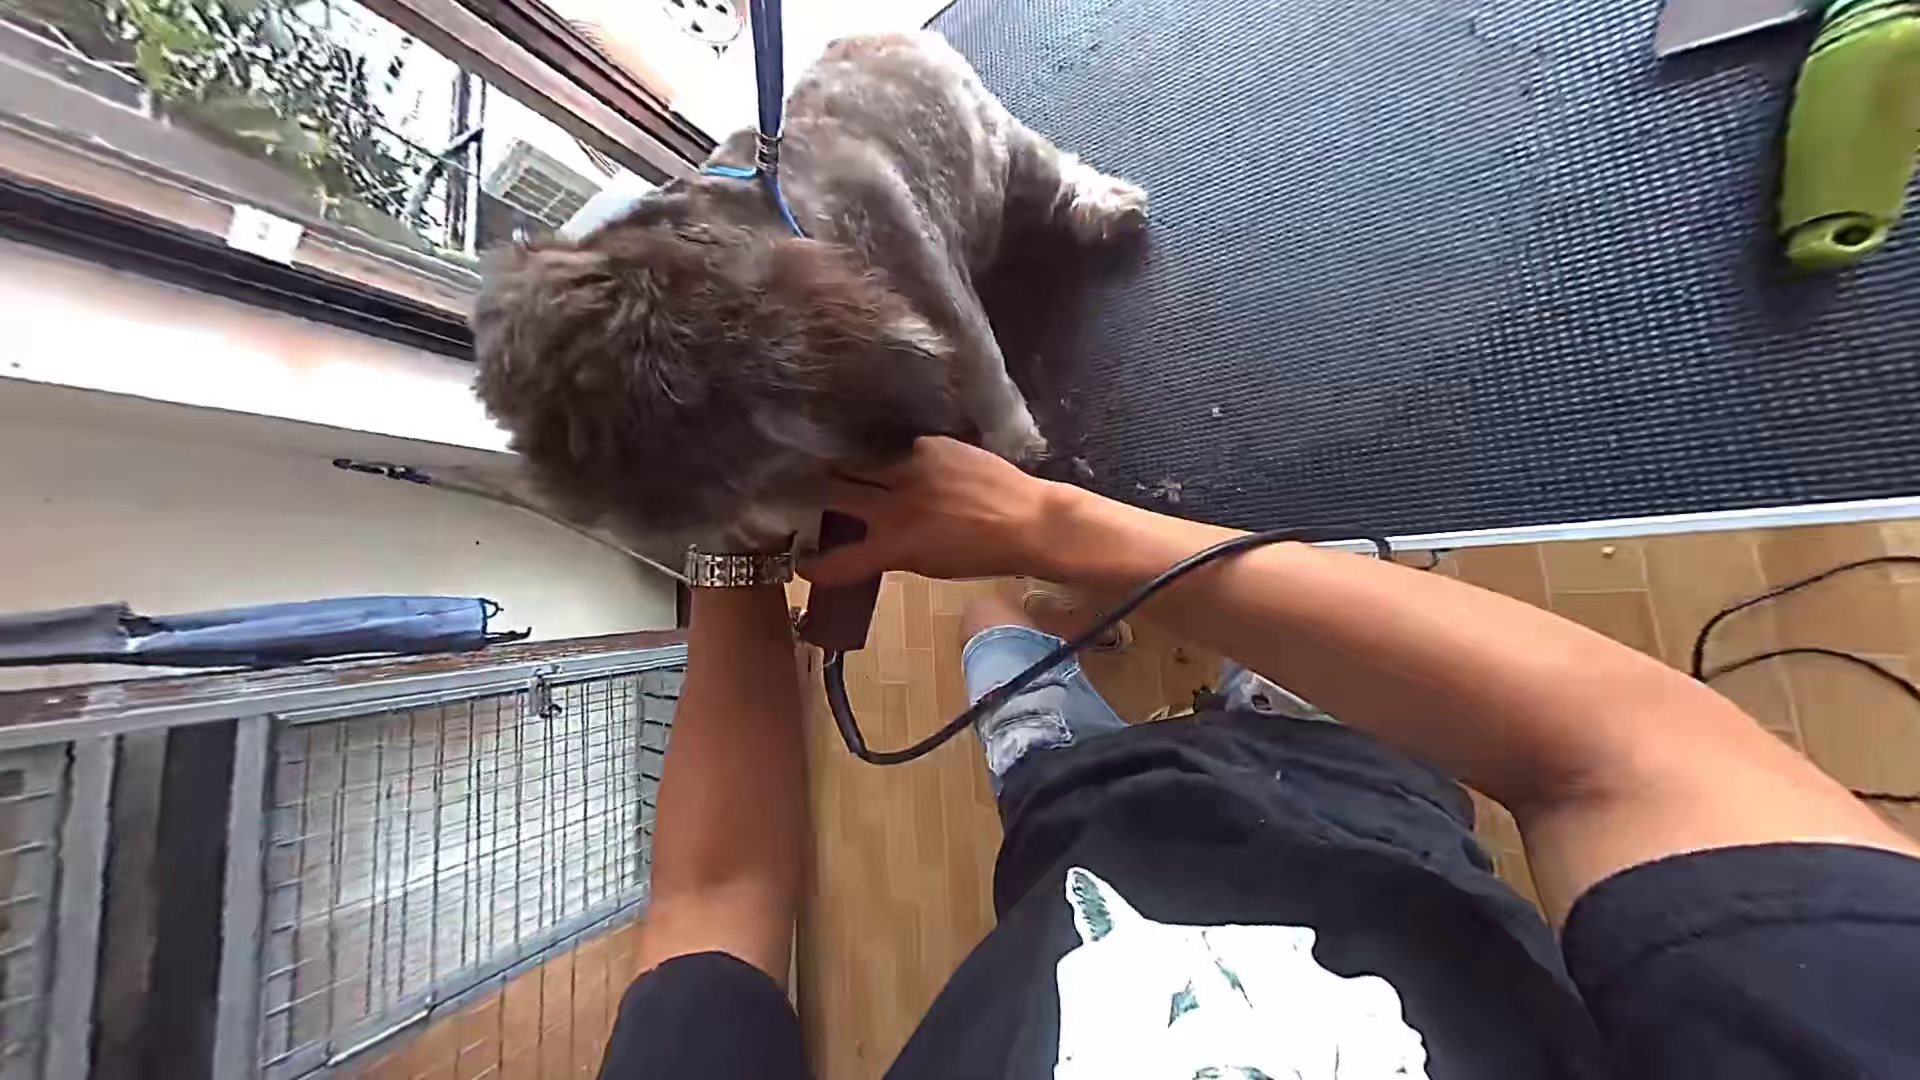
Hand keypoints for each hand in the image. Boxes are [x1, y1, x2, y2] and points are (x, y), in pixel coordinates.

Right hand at [801, 437, 1066, 584]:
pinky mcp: (932, 445)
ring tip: (848, 466)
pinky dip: (902, 459)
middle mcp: (896, 504)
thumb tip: (875, 543)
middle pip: (836, 491)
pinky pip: (903, 450)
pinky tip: (911, 461)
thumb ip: (896, 553)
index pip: (841, 560)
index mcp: (895, 545)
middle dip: (819, 493)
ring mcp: (913, 469)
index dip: (818, 566)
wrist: (1029, 522)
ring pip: (865, 463)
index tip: (807, 564)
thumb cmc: (984, 556)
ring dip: (853, 468)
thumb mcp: (931, 566)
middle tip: (813, 490)